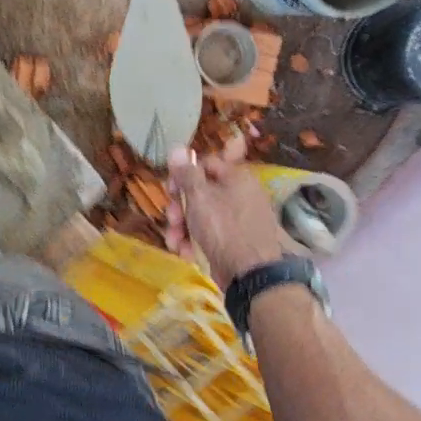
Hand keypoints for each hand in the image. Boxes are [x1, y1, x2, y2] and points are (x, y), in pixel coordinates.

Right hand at [165, 137, 288, 286]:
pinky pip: (208, 231)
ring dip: (181, 227)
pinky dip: (194, 240)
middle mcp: (240, 194)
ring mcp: (238, 217)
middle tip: (172, 220)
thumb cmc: (224, 229)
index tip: (170, 190)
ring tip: (175, 241)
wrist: (250, 273)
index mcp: (236, 177)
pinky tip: (186, 251)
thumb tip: (177, 147)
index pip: (204, 163)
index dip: (183, 175)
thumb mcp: (199, 198)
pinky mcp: (234, 238)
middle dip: (179, 207)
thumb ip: (187, 173)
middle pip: (199, 191)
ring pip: (200, 214)